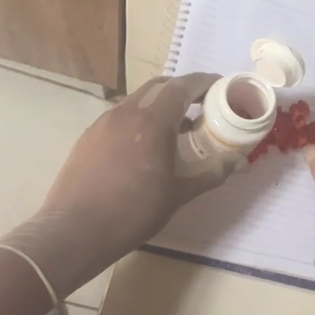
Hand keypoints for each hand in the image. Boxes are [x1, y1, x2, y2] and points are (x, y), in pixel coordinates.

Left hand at [0, 73, 228, 296]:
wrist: (75, 231)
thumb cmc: (133, 212)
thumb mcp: (180, 194)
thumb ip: (211, 173)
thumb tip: (240, 161)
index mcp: (152, 122)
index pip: (182, 87)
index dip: (203, 82)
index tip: (220, 85)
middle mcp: (125, 113)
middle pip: (158, 87)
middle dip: (182, 89)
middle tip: (202, 103)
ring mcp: (103, 123)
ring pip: (137, 100)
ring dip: (160, 104)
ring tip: (178, 126)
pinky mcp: (89, 137)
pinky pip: (121, 117)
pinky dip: (140, 119)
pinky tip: (146, 145)